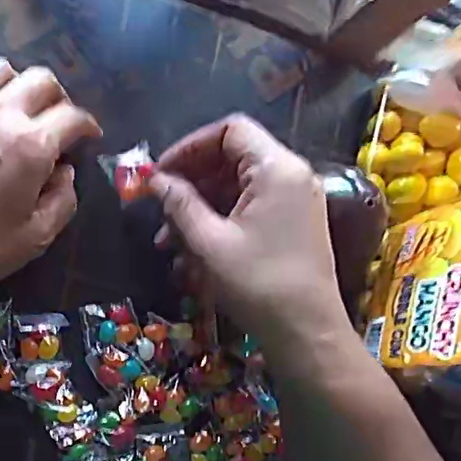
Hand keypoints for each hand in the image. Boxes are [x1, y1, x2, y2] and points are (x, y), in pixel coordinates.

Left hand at [0, 58, 101, 311]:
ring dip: (18, 86)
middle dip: (58, 99)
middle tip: (57, 125)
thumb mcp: (36, 238)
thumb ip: (63, 200)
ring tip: (18, 112)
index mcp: (30, 147)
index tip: (89, 140)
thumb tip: (65, 172)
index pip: (72, 116)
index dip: (88, 126)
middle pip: (41, 79)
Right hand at [151, 114, 348, 348]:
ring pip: (235, 186)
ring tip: (167, 240)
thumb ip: (180, 204)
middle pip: (231, 157)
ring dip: (198, 206)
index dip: (188, 147)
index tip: (159, 173)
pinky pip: (247, 207)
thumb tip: (155, 180)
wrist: (305, 329)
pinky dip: (217, 220)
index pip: (229, 131)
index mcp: (275, 169)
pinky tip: (190, 249)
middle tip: (156, 208)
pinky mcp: (290, 223)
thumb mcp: (209, 242)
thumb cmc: (257, 283)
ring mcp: (292, 200)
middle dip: (189, 180)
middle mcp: (290, 175)